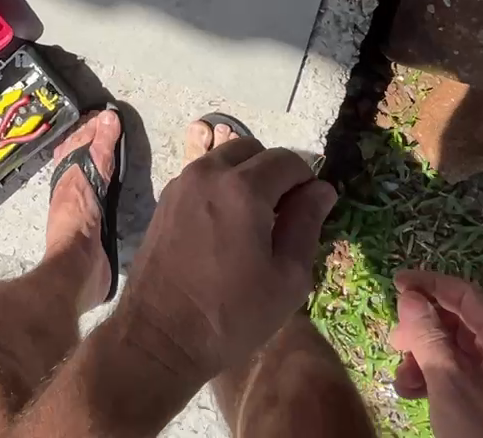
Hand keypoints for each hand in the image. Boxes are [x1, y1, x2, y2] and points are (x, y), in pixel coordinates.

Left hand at [115, 134, 337, 382]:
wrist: (160, 333)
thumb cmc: (231, 314)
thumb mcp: (287, 278)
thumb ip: (307, 224)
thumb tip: (323, 189)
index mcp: (242, 188)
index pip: (287, 160)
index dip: (307, 180)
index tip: (311, 210)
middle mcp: (209, 172)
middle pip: (252, 150)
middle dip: (274, 172)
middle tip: (283, 214)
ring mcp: (182, 181)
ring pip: (224, 158)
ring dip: (245, 176)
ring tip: (254, 222)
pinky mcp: (166, 196)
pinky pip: (202, 175)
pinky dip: (221, 185)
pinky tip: (225, 226)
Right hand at [389, 271, 482, 437]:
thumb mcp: (450, 387)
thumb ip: (428, 337)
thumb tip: (410, 296)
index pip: (469, 297)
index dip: (430, 284)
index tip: (394, 285)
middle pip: (465, 325)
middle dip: (424, 328)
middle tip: (394, 340)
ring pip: (463, 354)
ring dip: (426, 357)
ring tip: (402, 377)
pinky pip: (468, 380)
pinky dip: (439, 379)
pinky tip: (416, 393)